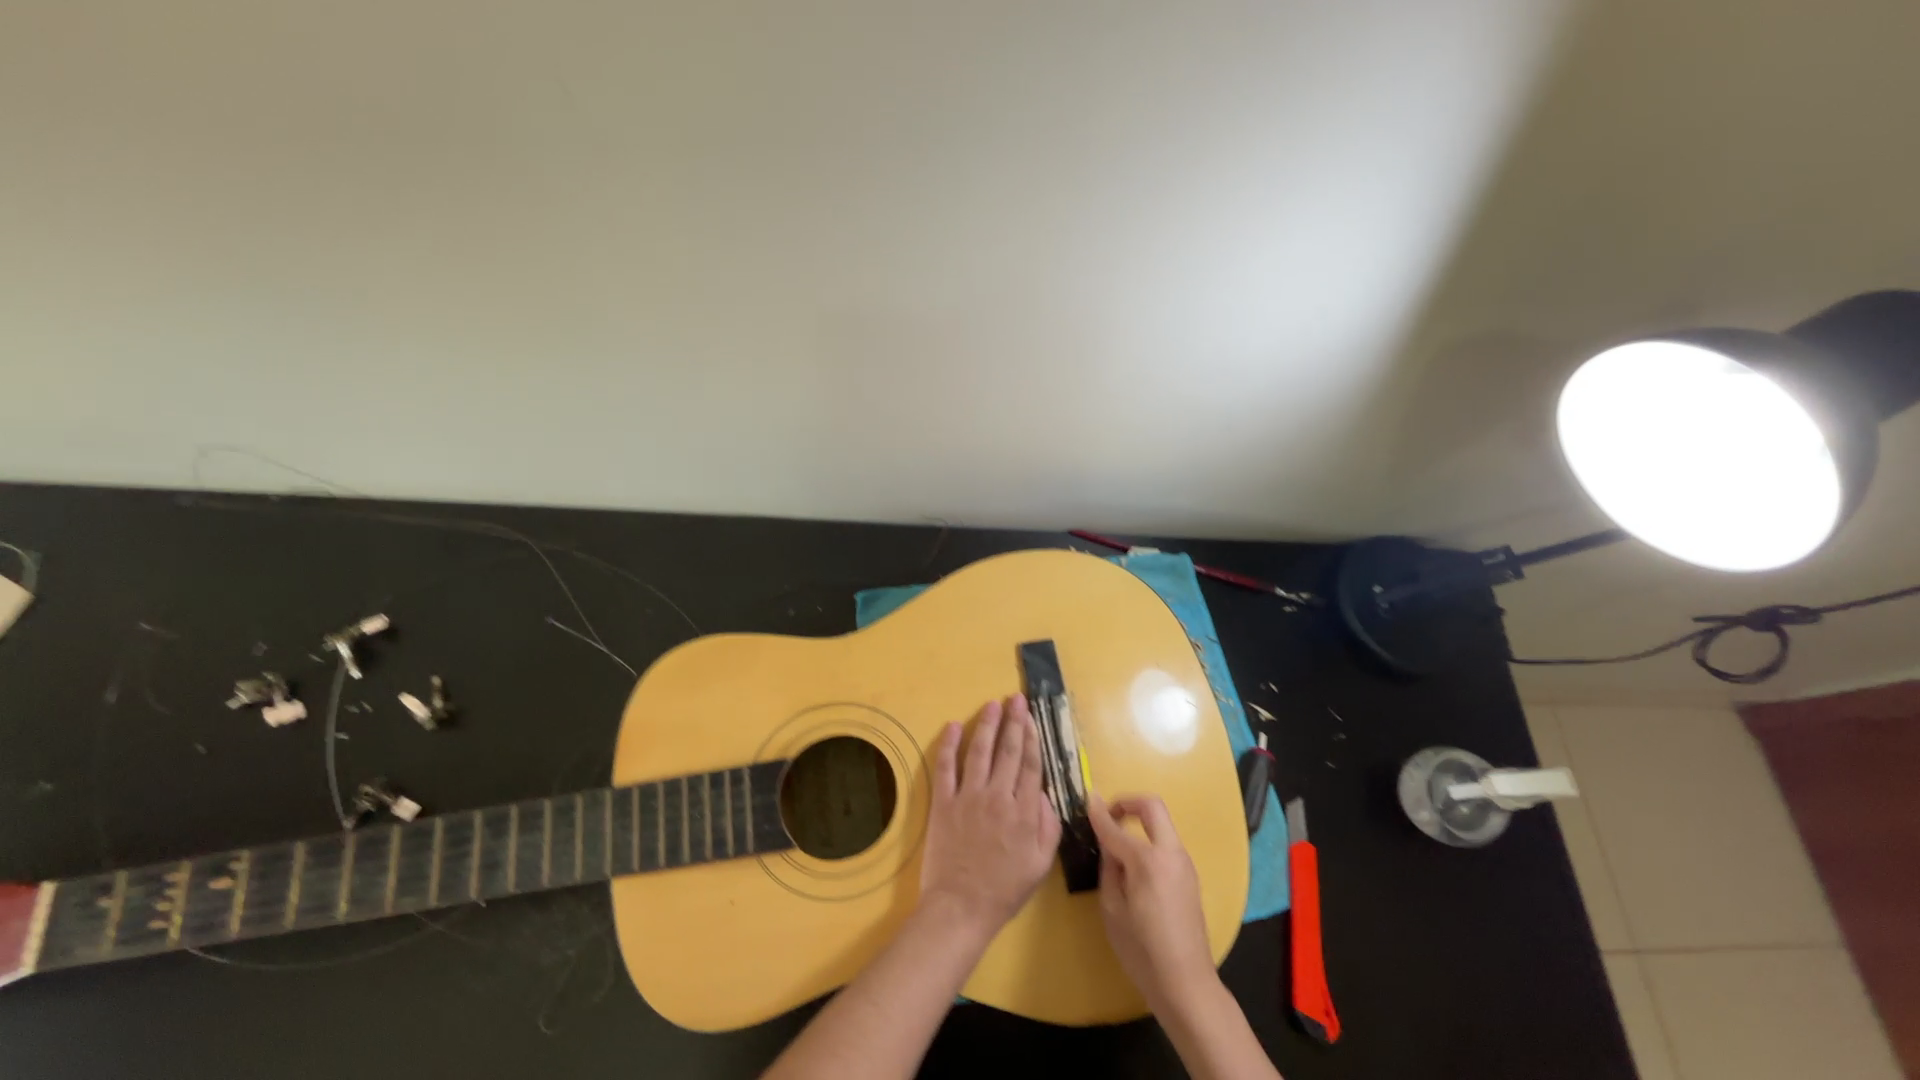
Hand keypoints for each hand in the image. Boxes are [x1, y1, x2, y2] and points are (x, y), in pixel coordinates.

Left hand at [918, 695, 1061, 934]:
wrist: (961, 906)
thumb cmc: (1004, 890)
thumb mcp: (1040, 864)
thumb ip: (1048, 827)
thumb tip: (1045, 794)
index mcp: (1024, 812)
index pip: (1030, 765)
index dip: (1031, 738)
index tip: (1031, 718)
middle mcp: (998, 797)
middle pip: (1008, 751)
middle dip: (1013, 722)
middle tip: (1016, 699)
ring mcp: (969, 798)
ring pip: (980, 752)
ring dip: (986, 725)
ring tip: (992, 704)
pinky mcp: (943, 804)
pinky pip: (946, 768)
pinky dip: (949, 745)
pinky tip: (952, 726)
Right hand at [1086, 792, 1217, 1011]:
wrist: (1185, 981)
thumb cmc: (1141, 949)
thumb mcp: (1112, 908)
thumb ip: (1109, 868)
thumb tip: (1107, 843)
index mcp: (1148, 861)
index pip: (1116, 828)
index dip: (1099, 813)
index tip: (1087, 799)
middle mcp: (1171, 853)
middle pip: (1152, 807)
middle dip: (1128, 803)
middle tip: (1108, 815)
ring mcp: (1184, 864)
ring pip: (1162, 825)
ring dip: (1140, 823)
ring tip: (1117, 844)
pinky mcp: (1190, 876)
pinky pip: (1167, 845)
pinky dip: (1149, 841)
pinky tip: (1134, 866)